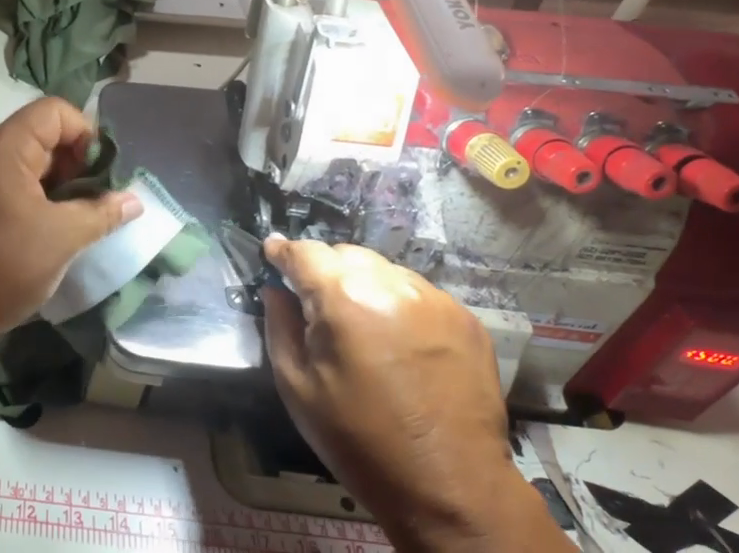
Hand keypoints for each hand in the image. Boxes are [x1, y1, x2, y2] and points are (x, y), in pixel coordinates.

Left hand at [0, 99, 141, 351]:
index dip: (85, 135)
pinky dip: (41, 199)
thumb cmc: (0, 267)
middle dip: (77, 162)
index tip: (101, 176)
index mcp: (4, 148)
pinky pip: (15, 185)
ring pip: (31, 163)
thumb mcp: (62, 238)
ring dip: (61, 184)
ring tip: (80, 219)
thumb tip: (134, 200)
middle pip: (43, 133)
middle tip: (96, 201)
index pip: (54, 111)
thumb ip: (102, 212)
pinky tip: (55, 231)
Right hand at [262, 238, 565, 551]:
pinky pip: (419, 294)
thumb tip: (276, 291)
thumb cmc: (360, 440)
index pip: (304, 252)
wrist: (450, 487)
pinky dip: (399, 304)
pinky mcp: (465, 320)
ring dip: (364, 284)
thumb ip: (280, 327)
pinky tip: (398, 341)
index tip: (272, 253)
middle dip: (325, 270)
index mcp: (343, 299)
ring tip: (361, 324)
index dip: (283, 251)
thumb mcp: (297, 387)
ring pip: (385, 270)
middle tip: (316, 302)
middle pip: (346, 254)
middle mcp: (391, 285)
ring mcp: (434, 300)